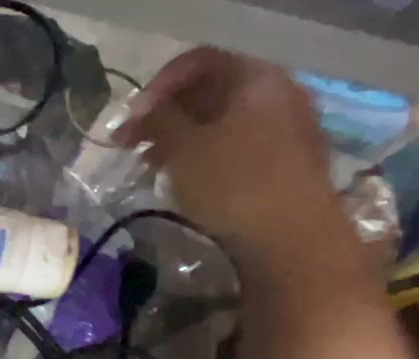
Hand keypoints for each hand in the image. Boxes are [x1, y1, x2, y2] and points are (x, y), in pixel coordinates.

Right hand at [119, 48, 340, 255]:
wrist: (290, 235)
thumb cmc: (233, 184)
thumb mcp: (184, 148)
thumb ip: (158, 121)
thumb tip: (141, 111)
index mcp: (255, 78)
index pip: (198, 63)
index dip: (156, 87)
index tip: (128, 121)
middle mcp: (275, 93)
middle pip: (209, 91)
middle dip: (163, 115)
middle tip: (128, 146)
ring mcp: (282, 127)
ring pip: (218, 121)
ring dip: (178, 139)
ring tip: (148, 166)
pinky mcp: (280, 161)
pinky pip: (231, 146)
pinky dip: (200, 156)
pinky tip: (180, 180)